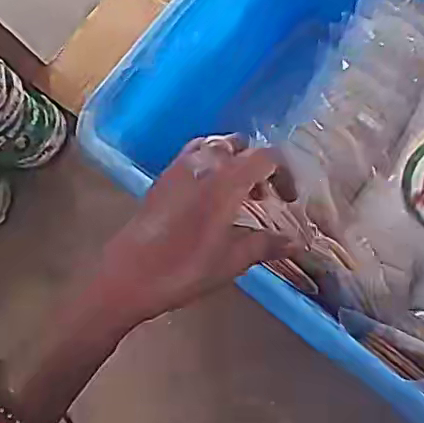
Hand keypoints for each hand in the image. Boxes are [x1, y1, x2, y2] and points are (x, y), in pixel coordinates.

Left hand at [85, 135, 300, 330]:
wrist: (127, 276)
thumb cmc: (185, 268)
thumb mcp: (233, 260)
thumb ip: (267, 244)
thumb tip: (295, 242)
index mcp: (226, 178)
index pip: (266, 157)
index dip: (284, 174)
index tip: (287, 200)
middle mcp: (203, 162)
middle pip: (241, 146)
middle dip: (258, 167)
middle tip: (264, 197)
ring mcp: (179, 166)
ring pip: (216, 147)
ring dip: (233, 163)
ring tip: (237, 195)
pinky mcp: (162, 178)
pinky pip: (195, 156)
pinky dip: (211, 167)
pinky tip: (209, 198)